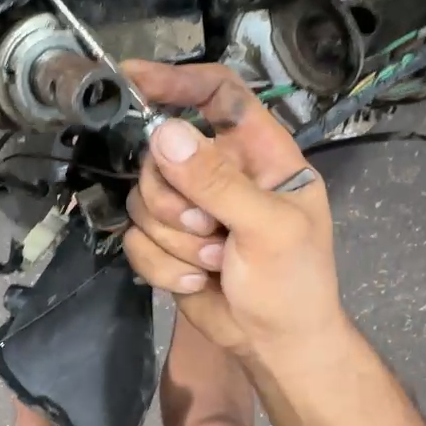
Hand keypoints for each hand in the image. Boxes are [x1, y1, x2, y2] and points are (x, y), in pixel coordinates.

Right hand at [121, 62, 346, 360]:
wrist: (276, 346)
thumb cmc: (294, 283)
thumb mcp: (269, 229)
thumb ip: (217, 181)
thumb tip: (163, 134)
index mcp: (257, 152)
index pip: (216, 94)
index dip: (177, 81)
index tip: (131, 79)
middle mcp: (218, 171)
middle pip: (162, 152)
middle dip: (175, 200)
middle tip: (209, 230)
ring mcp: (188, 207)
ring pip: (142, 198)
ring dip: (173, 240)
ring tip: (212, 263)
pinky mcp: (164, 242)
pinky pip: (134, 238)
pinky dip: (160, 266)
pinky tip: (194, 282)